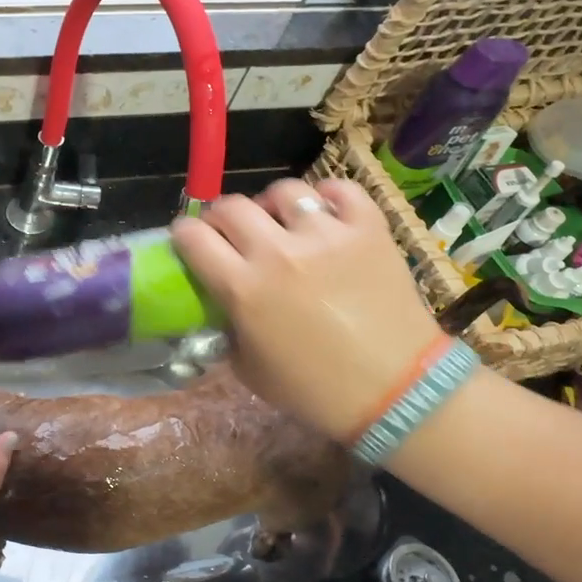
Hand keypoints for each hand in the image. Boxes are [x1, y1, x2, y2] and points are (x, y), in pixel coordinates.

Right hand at [171, 178, 444, 441]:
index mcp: (243, 288)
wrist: (396, 391)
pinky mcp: (368, 228)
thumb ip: (227, 327)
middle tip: (232, 233)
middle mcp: (278, 252)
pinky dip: (327, 196)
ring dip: (273, 205)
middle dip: (222, 217)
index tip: (189, 240)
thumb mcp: (248, 367)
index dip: (184, 234)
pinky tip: (324, 213)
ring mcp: (326, 235)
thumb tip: (220, 304)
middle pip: (232, 207)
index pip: (193, 236)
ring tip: (282, 221)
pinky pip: (340, 190)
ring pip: (284, 191)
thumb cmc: (314, 389)